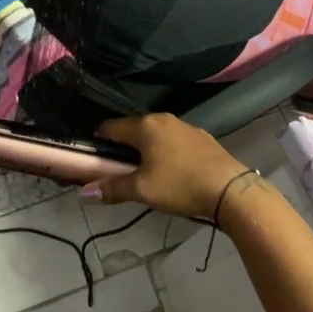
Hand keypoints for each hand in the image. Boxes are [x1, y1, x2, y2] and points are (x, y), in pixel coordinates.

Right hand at [82, 114, 258, 221]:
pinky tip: (170, 170)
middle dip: (122, 147)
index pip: (111, 127)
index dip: (99, 142)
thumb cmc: (180, 185)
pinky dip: (164, 151)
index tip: (95, 159)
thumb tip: (84, 192)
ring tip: (144, 172)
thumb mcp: (142, 190)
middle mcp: (163, 119)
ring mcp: (184, 126)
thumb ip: (112, 188)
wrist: (228, 188)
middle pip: (133, 129)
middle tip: (118, 171)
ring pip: (154, 134)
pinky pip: (172, 140)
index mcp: (145, 126)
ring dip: (145, 149)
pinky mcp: (201, 137)